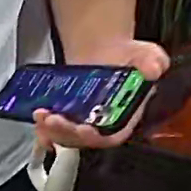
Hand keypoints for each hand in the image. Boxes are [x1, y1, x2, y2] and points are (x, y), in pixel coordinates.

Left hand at [33, 40, 170, 149]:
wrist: (104, 50)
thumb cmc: (128, 57)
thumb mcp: (147, 55)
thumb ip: (153, 62)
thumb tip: (152, 70)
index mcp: (125, 116)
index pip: (112, 137)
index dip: (97, 138)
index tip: (84, 130)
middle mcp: (102, 123)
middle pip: (82, 140)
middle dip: (66, 133)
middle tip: (53, 120)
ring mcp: (81, 121)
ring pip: (64, 137)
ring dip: (50, 131)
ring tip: (41, 115)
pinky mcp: (65, 115)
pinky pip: (52, 130)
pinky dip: (42, 128)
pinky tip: (37, 118)